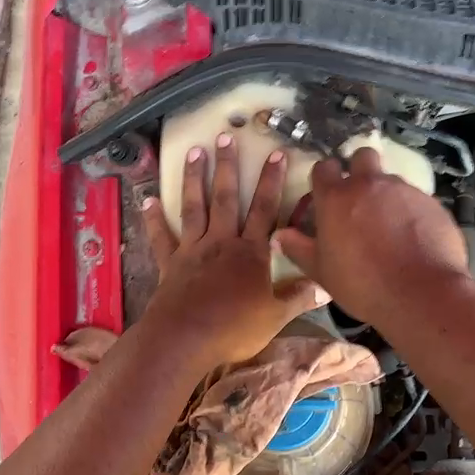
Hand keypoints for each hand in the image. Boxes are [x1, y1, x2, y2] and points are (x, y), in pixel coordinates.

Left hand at [142, 133, 327, 365]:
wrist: (185, 338)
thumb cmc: (234, 328)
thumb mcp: (275, 316)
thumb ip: (298, 297)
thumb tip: (327, 287)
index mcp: (252, 253)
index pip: (266, 210)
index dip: (271, 181)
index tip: (276, 153)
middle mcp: (222, 243)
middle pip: (226, 198)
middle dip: (228, 167)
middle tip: (225, 137)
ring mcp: (193, 250)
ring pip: (194, 208)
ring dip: (193, 178)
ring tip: (194, 151)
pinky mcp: (170, 264)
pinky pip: (161, 237)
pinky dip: (154, 218)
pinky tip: (147, 199)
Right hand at [273, 148, 471, 324]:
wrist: (421, 294)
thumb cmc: (362, 284)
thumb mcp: (321, 271)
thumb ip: (298, 248)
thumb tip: (278, 235)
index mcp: (336, 197)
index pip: (324, 167)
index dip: (324, 179)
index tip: (326, 196)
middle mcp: (369, 184)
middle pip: (362, 156)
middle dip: (359, 170)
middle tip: (360, 199)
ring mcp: (403, 190)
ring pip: (390, 180)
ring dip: (386, 194)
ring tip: (389, 226)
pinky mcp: (431, 202)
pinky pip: (416, 199)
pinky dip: (411, 212)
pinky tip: (413, 237)